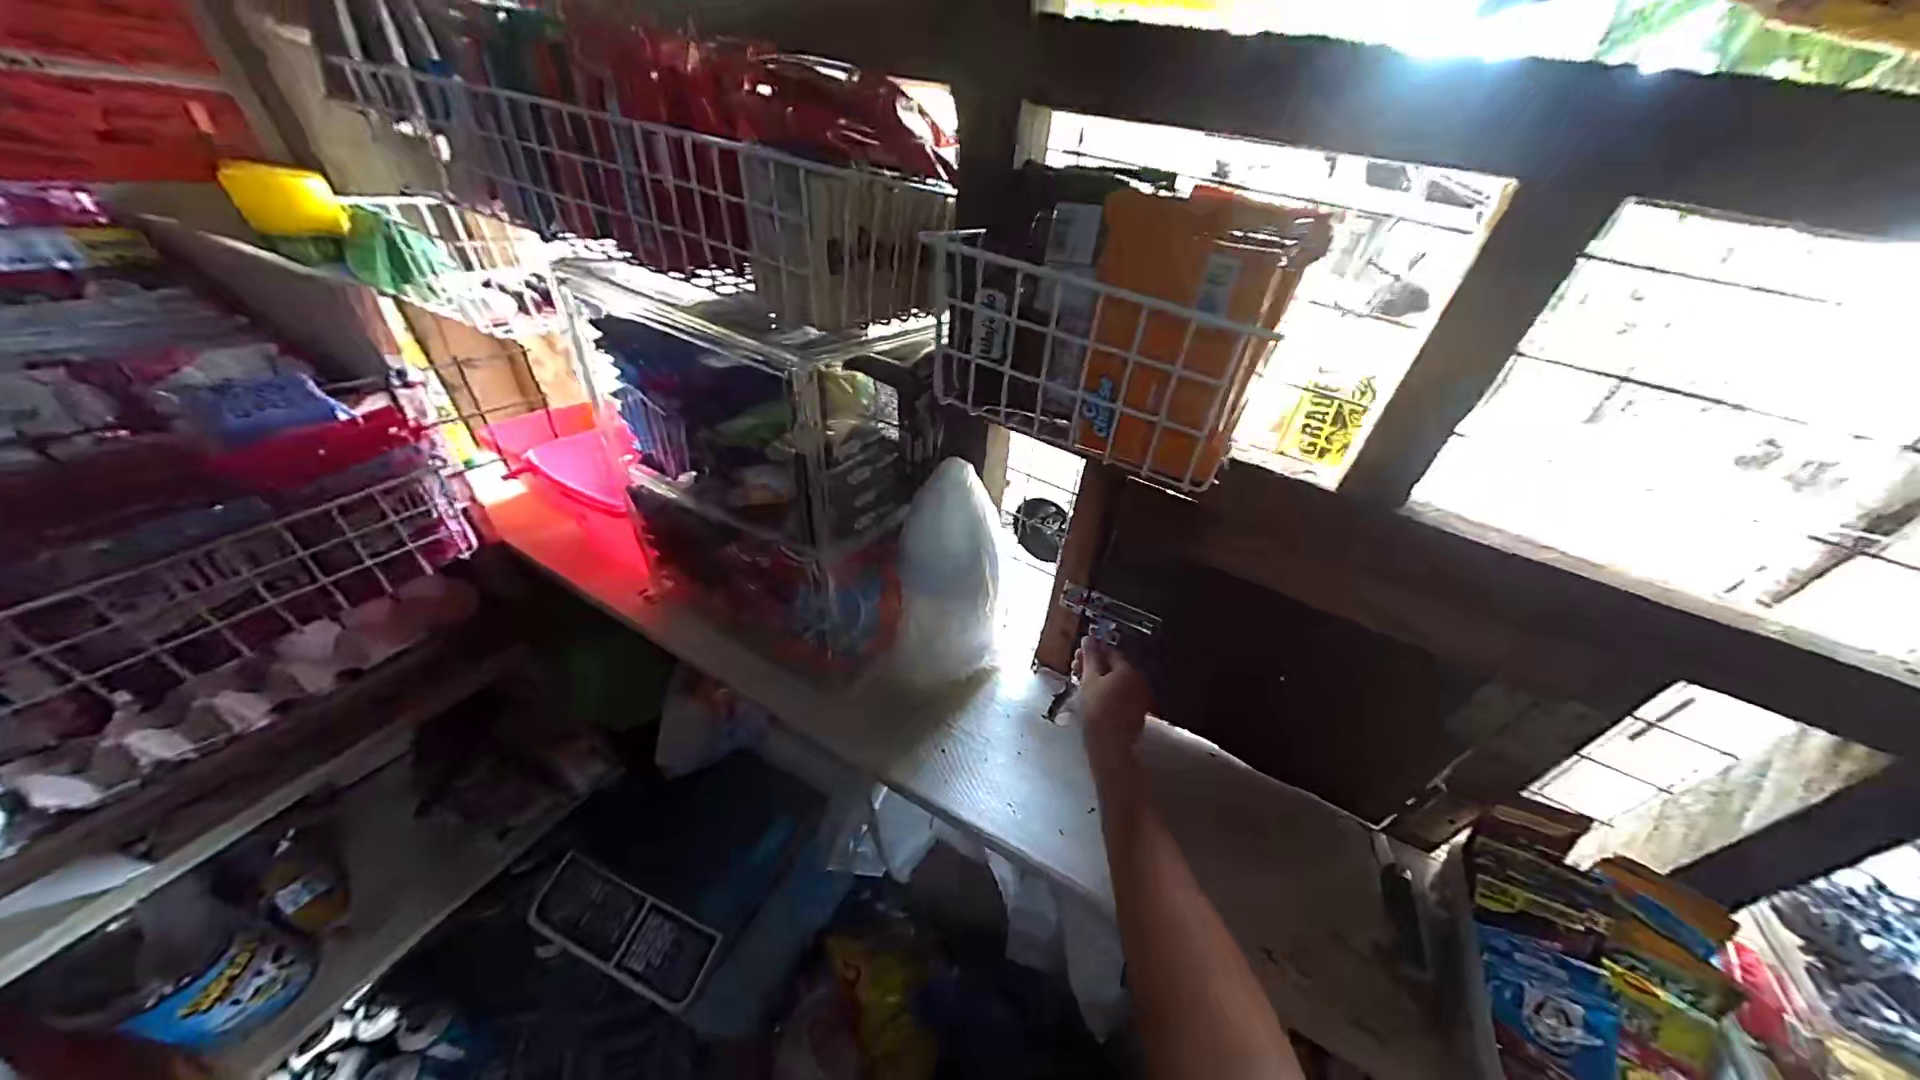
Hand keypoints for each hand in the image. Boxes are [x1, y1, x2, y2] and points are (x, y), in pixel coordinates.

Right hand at [1074, 634, 1151, 766]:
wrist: (1110, 746)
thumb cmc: (1097, 710)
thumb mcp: (1089, 680)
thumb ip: (1090, 657)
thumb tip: (1089, 638)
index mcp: (1128, 670)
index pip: (1109, 651)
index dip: (1092, 651)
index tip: (1077, 656)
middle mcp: (1138, 681)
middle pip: (1114, 666)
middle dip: (1095, 665)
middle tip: (1076, 670)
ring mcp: (1139, 697)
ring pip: (1117, 682)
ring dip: (1100, 679)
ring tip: (1082, 686)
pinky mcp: (1136, 712)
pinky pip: (1121, 695)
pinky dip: (1108, 693)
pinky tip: (1095, 700)